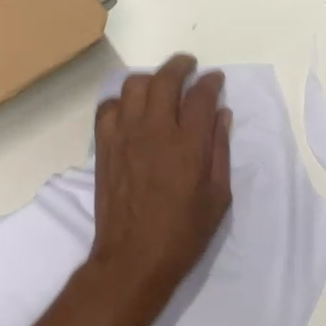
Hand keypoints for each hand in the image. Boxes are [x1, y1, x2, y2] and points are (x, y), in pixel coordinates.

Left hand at [91, 54, 233, 296]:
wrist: (133, 259)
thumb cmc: (183, 233)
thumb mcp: (218, 196)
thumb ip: (220, 150)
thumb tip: (221, 114)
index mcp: (188, 143)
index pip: (201, 95)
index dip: (211, 82)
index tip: (216, 80)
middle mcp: (155, 130)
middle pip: (165, 79)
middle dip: (181, 66)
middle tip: (189, 67)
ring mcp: (125, 135)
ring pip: (133, 85)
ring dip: (150, 79)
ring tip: (159, 86)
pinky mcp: (104, 145)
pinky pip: (108, 107)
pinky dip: (120, 101)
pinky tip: (130, 110)